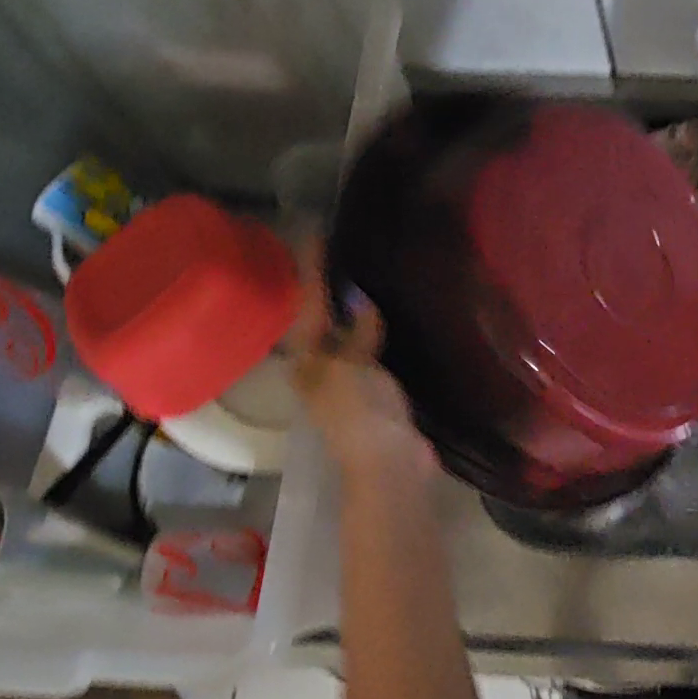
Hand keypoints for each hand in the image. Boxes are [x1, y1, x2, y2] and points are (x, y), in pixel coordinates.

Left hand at [290, 248, 437, 489]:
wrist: (390, 467)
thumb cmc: (360, 415)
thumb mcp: (349, 368)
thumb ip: (353, 335)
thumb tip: (360, 303)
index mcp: (306, 360)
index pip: (307, 304)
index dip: (311, 268)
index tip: (316, 231)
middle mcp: (322, 368)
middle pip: (322, 319)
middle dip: (328, 287)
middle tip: (341, 248)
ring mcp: (351, 383)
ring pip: (349, 335)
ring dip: (355, 309)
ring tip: (368, 274)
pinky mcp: (380, 395)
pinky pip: (375, 353)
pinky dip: (379, 333)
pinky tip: (392, 318)